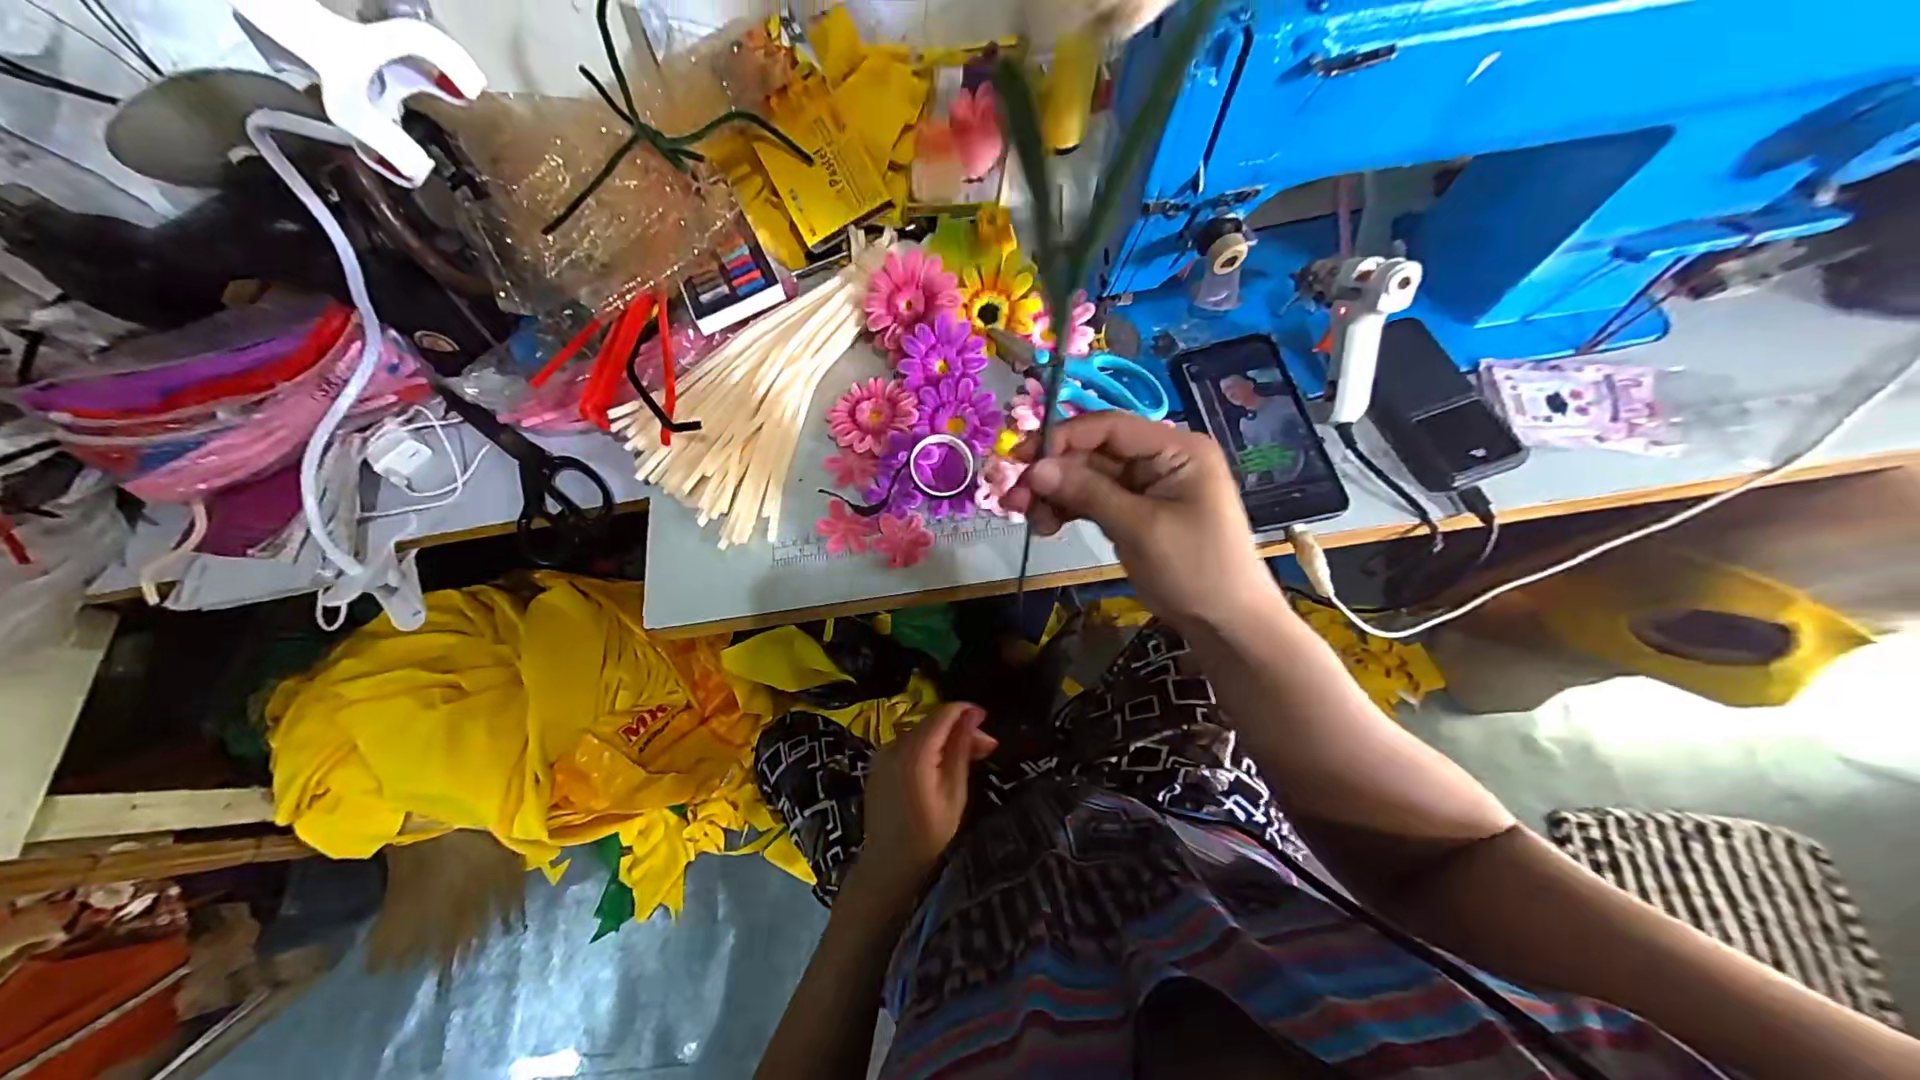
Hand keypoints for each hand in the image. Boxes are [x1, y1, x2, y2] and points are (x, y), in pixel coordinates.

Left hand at [851, 703, 997, 909]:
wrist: (888, 864)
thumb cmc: (928, 835)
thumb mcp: (954, 794)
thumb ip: (961, 750)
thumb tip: (972, 716)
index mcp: (913, 753)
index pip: (942, 715)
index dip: (965, 711)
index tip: (986, 718)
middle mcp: (893, 746)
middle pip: (930, 722)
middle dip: (958, 726)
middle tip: (984, 745)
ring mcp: (881, 755)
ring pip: (919, 732)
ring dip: (943, 737)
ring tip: (967, 755)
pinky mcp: (877, 764)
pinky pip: (906, 744)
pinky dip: (926, 746)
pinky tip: (940, 763)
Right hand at [1003, 412, 1279, 629]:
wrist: (1226, 623)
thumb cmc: (1195, 569)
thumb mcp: (1140, 527)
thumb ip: (1087, 493)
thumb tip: (1035, 468)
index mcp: (1175, 448)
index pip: (1108, 427)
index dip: (1061, 438)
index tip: (1020, 461)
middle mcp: (1159, 458)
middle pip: (1092, 452)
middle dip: (1051, 472)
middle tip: (1013, 497)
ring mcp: (1146, 486)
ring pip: (1086, 477)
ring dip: (1054, 493)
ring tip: (1027, 518)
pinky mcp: (1133, 511)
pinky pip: (1092, 499)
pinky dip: (1067, 509)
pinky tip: (1046, 526)